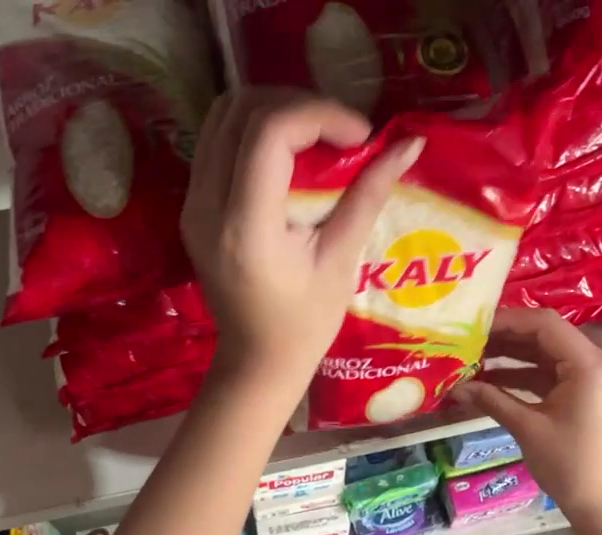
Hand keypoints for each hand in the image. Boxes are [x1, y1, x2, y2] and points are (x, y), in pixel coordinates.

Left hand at [181, 89, 422, 398]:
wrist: (255, 361)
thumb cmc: (304, 325)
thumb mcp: (341, 263)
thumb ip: (368, 196)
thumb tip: (410, 144)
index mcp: (246, 228)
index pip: (269, 132)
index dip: (319, 114)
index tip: (359, 137)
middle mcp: (207, 207)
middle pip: (241, 110)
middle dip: (297, 105)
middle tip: (339, 133)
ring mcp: (192, 204)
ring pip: (223, 116)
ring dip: (273, 112)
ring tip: (315, 137)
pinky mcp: (191, 206)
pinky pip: (216, 141)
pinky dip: (253, 132)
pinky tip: (288, 156)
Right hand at [450, 308, 601, 516]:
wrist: (599, 500)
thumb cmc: (567, 464)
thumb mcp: (526, 428)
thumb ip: (491, 399)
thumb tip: (455, 387)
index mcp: (590, 364)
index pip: (544, 325)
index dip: (507, 321)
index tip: (473, 326)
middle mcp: (599, 361)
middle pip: (547, 336)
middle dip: (507, 338)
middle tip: (468, 341)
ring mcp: (596, 376)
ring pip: (549, 354)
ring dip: (514, 356)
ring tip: (474, 358)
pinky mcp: (589, 391)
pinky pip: (554, 373)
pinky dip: (526, 375)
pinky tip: (493, 378)